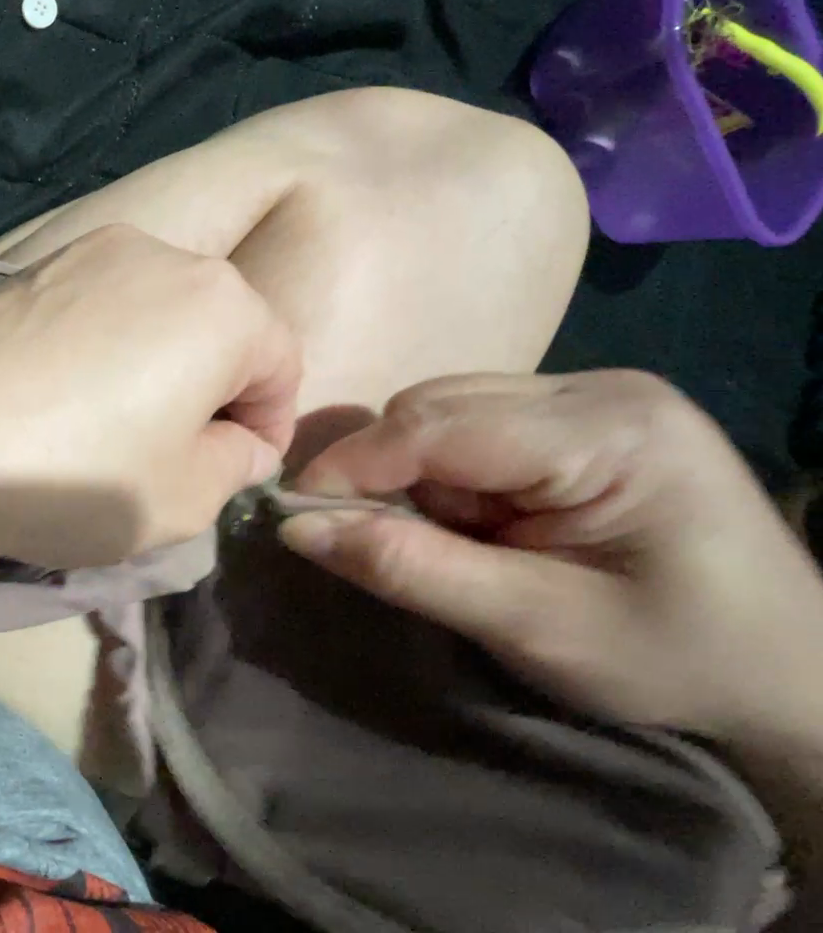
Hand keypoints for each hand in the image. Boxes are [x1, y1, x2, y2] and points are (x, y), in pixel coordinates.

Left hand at [0, 224, 301, 569]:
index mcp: (221, 301)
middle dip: (207, 392)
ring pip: (148, 314)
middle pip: (214, 328)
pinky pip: (88, 310)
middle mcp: (156, 253)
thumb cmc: (70, 479)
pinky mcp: (21, 270)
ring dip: (149, 367)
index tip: (231, 472)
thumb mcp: (184, 500)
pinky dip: (94, 351)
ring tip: (106, 428)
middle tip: (168, 456)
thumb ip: (235, 462)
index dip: (264, 428)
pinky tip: (55, 398)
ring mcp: (80, 254)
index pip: (279, 364)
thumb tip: (234, 438)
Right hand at [278, 370, 822, 753]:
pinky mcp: (575, 416)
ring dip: (412, 476)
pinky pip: (463, 427)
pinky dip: (441, 476)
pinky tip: (476, 521)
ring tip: (451, 540)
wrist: (788, 676)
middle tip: (382, 545)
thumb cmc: (674, 658)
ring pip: (437, 412)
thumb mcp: (533, 625)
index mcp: (610, 429)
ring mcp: (588, 396)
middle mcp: (597, 389)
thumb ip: (410, 569)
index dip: (350, 468)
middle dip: (384, 474)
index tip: (292, 521)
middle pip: (430, 407)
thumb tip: (293, 530)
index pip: (435, 425)